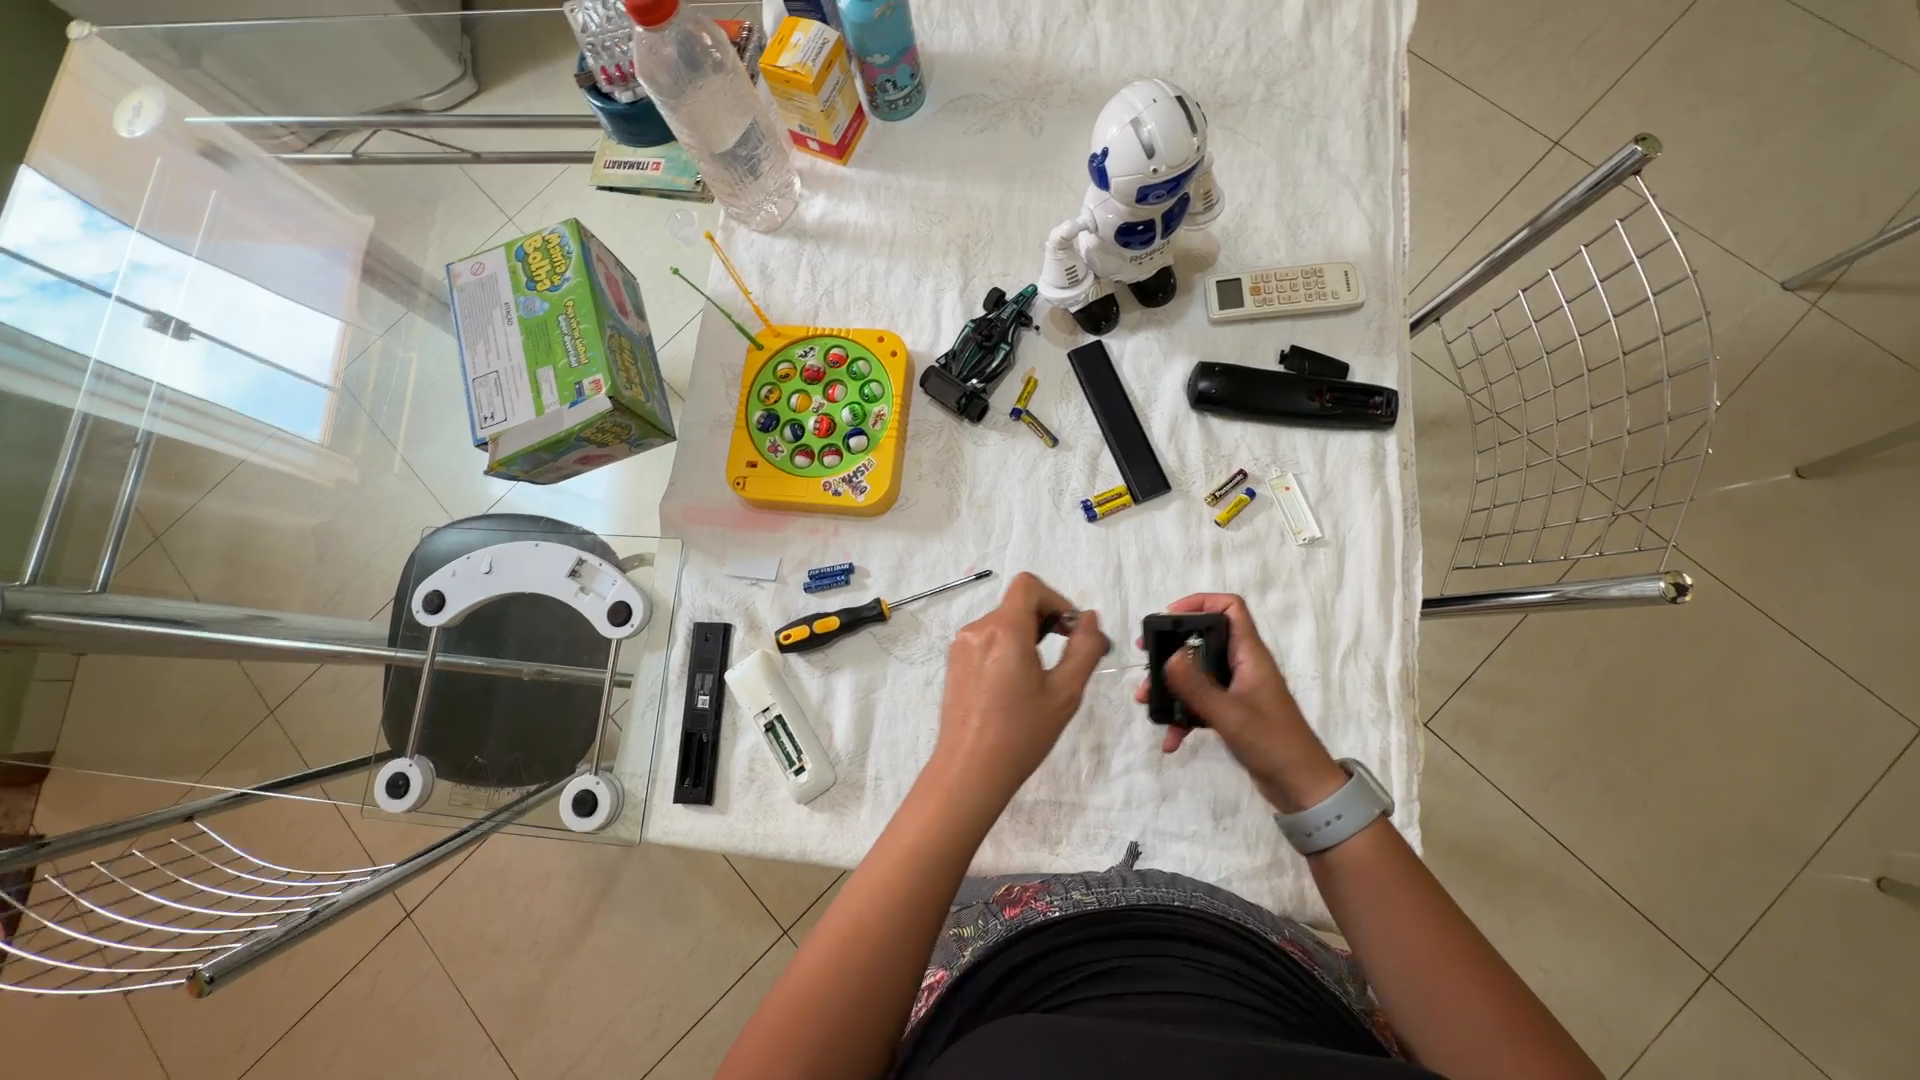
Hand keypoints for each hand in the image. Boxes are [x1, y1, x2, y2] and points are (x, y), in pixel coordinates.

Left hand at [933, 572, 1107, 802]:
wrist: (969, 770)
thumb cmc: (1021, 733)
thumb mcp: (1065, 692)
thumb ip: (1084, 648)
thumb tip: (1089, 618)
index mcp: (1004, 630)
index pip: (1029, 586)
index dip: (1056, 599)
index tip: (1070, 630)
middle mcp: (978, 630)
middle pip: (1016, 604)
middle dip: (1046, 620)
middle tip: (1066, 655)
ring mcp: (961, 647)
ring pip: (1002, 623)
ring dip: (1027, 636)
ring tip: (1042, 675)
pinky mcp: (954, 664)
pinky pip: (986, 641)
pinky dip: (1007, 648)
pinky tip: (1016, 685)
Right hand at [1137, 593, 1346, 812]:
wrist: (1301, 786)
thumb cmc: (1272, 742)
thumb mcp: (1228, 713)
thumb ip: (1196, 684)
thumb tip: (1169, 656)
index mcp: (1249, 655)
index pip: (1229, 608)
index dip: (1199, 602)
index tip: (1168, 616)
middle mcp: (1243, 666)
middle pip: (1203, 642)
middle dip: (1171, 651)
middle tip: (1145, 659)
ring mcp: (1237, 690)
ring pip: (1197, 676)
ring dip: (1171, 688)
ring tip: (1146, 701)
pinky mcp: (1232, 713)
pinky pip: (1200, 705)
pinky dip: (1183, 718)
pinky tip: (1171, 739)